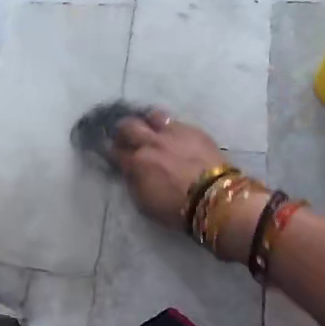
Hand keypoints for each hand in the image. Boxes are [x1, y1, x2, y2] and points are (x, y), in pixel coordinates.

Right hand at [110, 109, 231, 231]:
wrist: (216, 198)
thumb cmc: (176, 209)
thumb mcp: (144, 203)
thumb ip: (133, 182)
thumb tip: (129, 171)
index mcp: (136, 162)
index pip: (114, 151)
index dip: (109, 150)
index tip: (109, 151)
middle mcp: (151, 143)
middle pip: (128, 126)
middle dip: (122, 130)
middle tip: (124, 136)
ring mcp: (172, 133)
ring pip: (152, 117)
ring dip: (147, 122)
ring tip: (150, 128)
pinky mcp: (193, 130)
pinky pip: (175, 122)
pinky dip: (168, 127)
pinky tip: (172, 134)